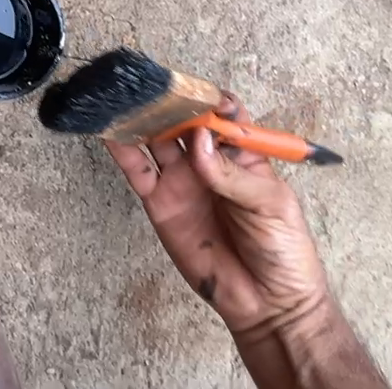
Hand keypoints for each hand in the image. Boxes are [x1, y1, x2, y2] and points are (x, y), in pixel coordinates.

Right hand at [107, 94, 330, 342]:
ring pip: (155, 138)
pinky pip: (137, 170)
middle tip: (150, 86)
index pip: (222, 115)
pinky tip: (109, 130)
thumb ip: (232, 174)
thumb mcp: (270, 205)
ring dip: (140, 118)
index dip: (209, 100)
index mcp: (239, 154)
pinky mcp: (159, 201)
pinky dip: (120, 149)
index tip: (197, 92)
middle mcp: (206, 160)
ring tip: (122, 98)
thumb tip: (199, 141)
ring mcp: (181, 179)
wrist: (267, 305)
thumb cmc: (283, 249)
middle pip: (182, 120)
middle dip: (167, 101)